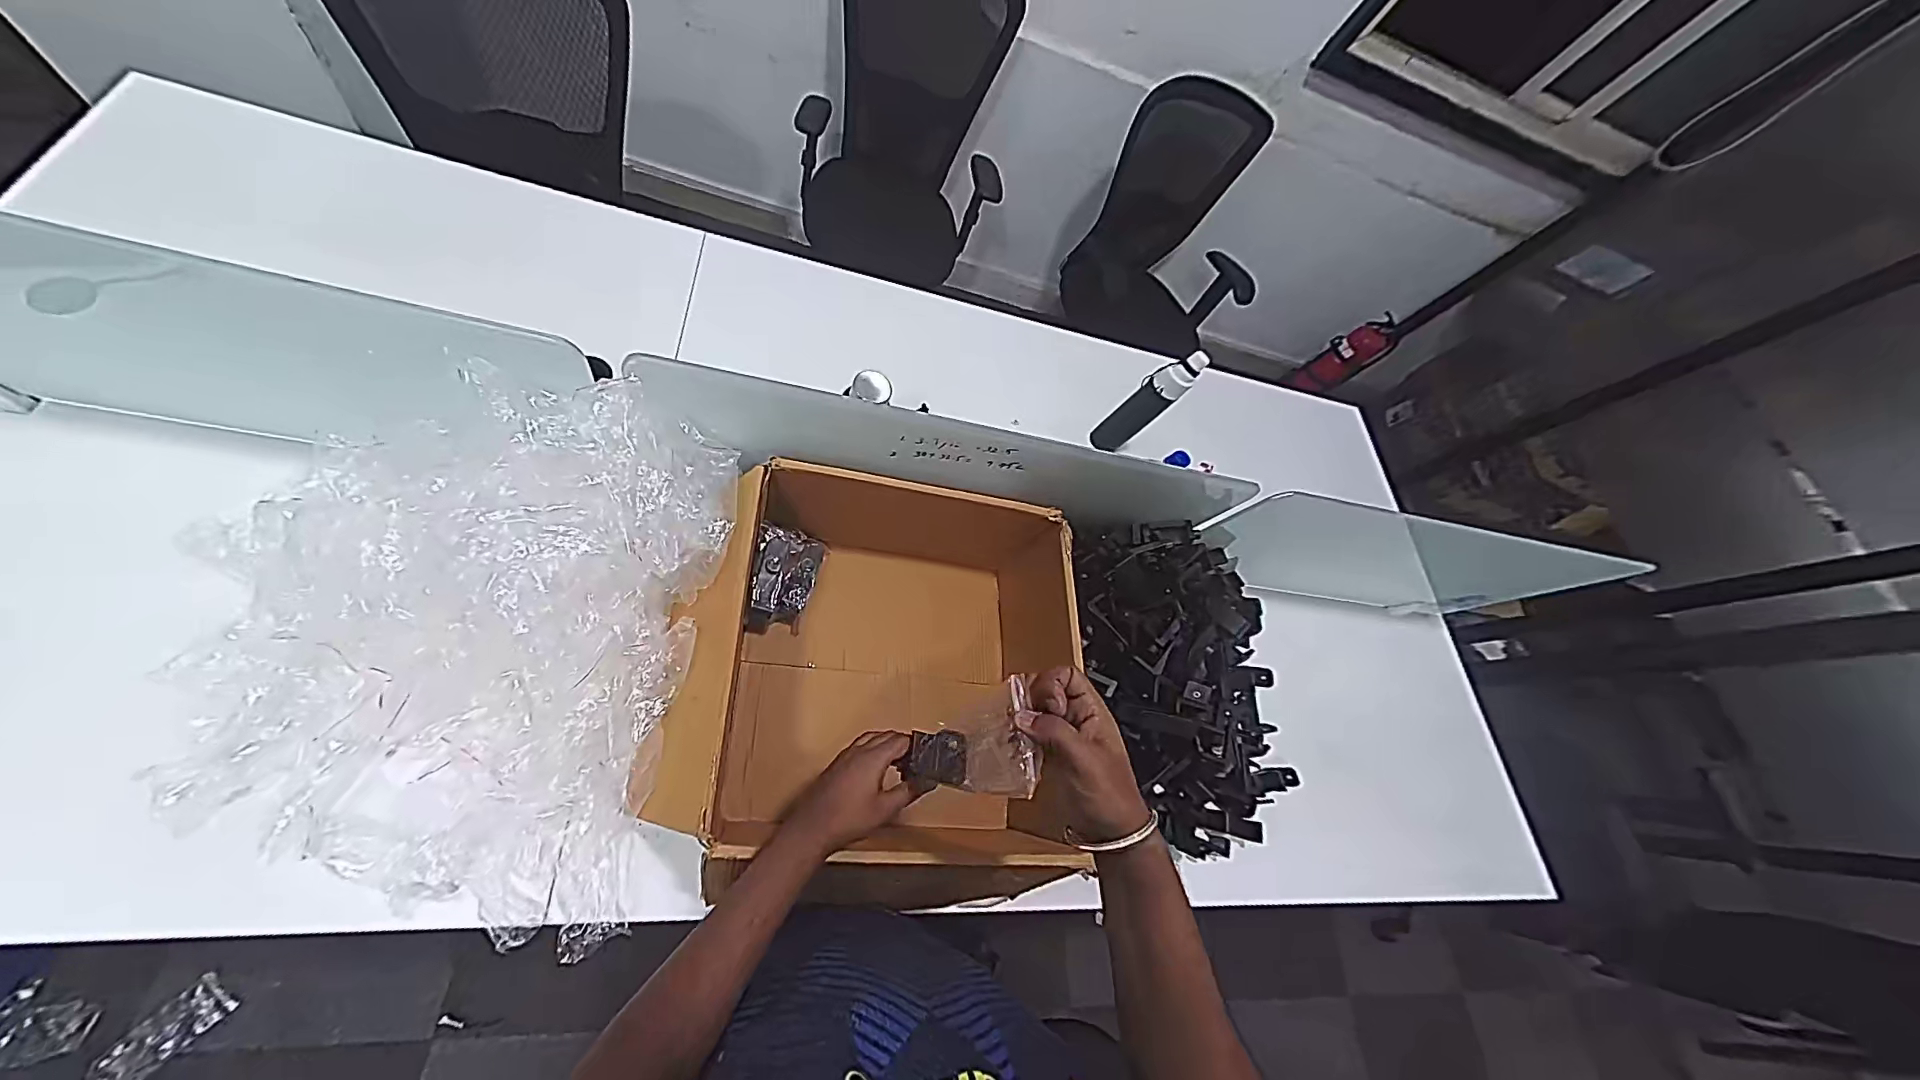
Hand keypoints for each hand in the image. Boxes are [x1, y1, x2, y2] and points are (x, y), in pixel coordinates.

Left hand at [778, 731, 928, 857]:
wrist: (812, 828)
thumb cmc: (848, 819)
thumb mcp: (885, 810)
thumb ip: (908, 792)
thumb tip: (926, 781)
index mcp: (873, 757)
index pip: (900, 740)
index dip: (915, 746)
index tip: (925, 757)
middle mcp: (859, 750)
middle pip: (886, 735)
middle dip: (903, 744)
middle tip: (914, 761)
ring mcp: (845, 756)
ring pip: (871, 738)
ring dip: (886, 745)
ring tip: (898, 763)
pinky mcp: (836, 764)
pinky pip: (860, 746)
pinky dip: (873, 749)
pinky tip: (875, 769)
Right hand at [1020, 667, 1152, 843]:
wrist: (1110, 835)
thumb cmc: (1111, 797)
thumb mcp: (1085, 760)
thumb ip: (1056, 733)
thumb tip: (1024, 715)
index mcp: (1092, 712)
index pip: (1066, 676)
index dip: (1051, 685)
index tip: (1046, 708)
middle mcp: (1075, 720)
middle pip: (1045, 690)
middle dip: (1030, 700)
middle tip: (1024, 720)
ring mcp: (1061, 737)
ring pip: (1034, 711)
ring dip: (1021, 719)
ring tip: (1016, 733)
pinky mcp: (1048, 754)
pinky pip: (1029, 734)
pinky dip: (1018, 737)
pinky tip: (1015, 748)